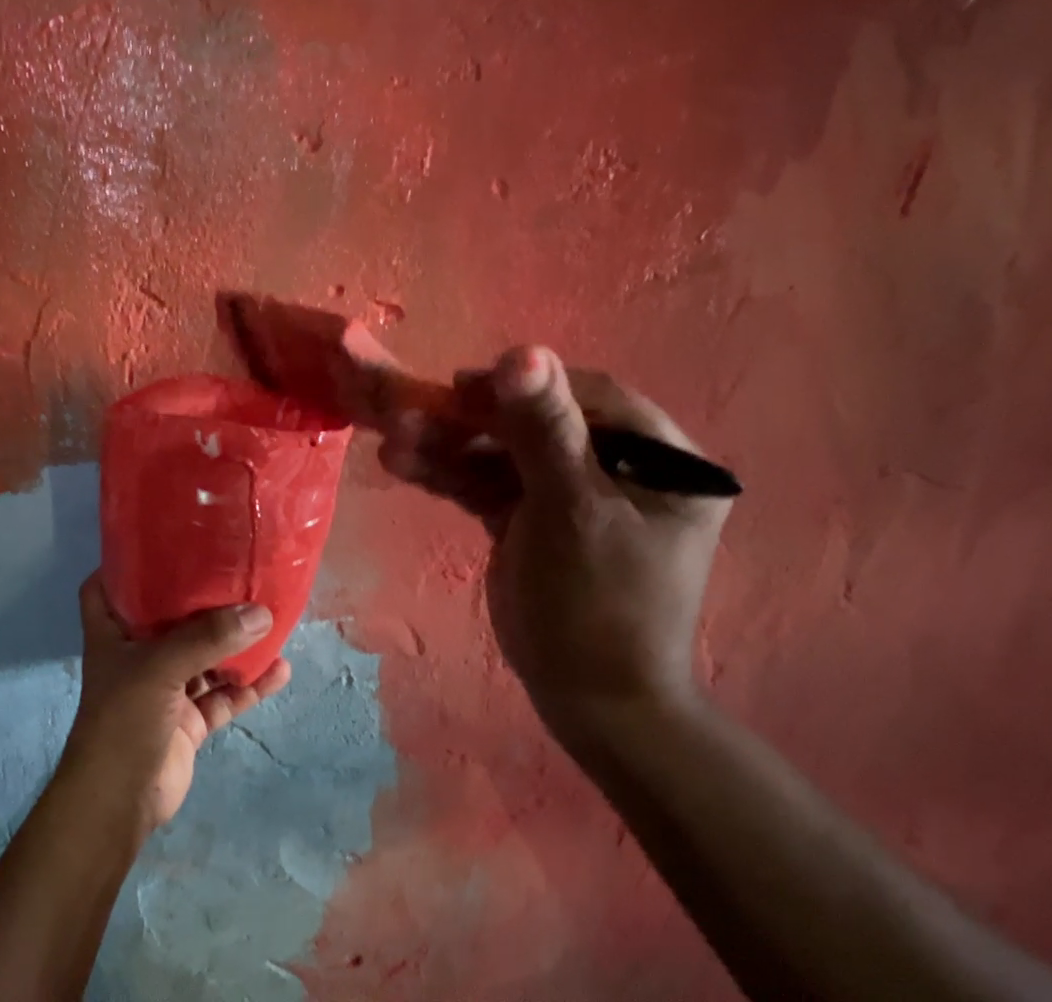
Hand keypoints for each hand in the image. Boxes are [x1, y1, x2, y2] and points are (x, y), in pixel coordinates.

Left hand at [61, 576, 292, 833]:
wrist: (119, 801)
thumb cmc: (123, 721)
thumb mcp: (159, 669)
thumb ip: (208, 639)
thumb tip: (260, 613)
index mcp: (112, 634)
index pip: (106, 588)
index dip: (126, 565)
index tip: (162, 542)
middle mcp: (136, 656)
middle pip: (167, 618)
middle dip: (199, 600)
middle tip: (236, 572)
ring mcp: (164, 690)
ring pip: (203, 656)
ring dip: (234, 643)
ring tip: (271, 617)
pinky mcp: (188, 721)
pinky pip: (224, 696)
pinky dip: (249, 685)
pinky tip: (280, 670)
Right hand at [379, 346, 730, 730]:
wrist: (590, 701)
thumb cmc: (599, 604)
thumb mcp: (573, 512)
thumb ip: (545, 431)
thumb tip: (522, 351)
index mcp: (659, 458)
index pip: (588, 399)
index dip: (524, 388)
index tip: (460, 387)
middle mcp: (617, 466)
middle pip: (534, 424)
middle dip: (469, 423)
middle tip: (410, 417)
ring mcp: (569, 493)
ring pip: (502, 454)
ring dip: (447, 448)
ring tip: (393, 442)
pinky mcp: (531, 519)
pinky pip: (487, 484)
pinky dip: (447, 475)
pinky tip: (402, 462)